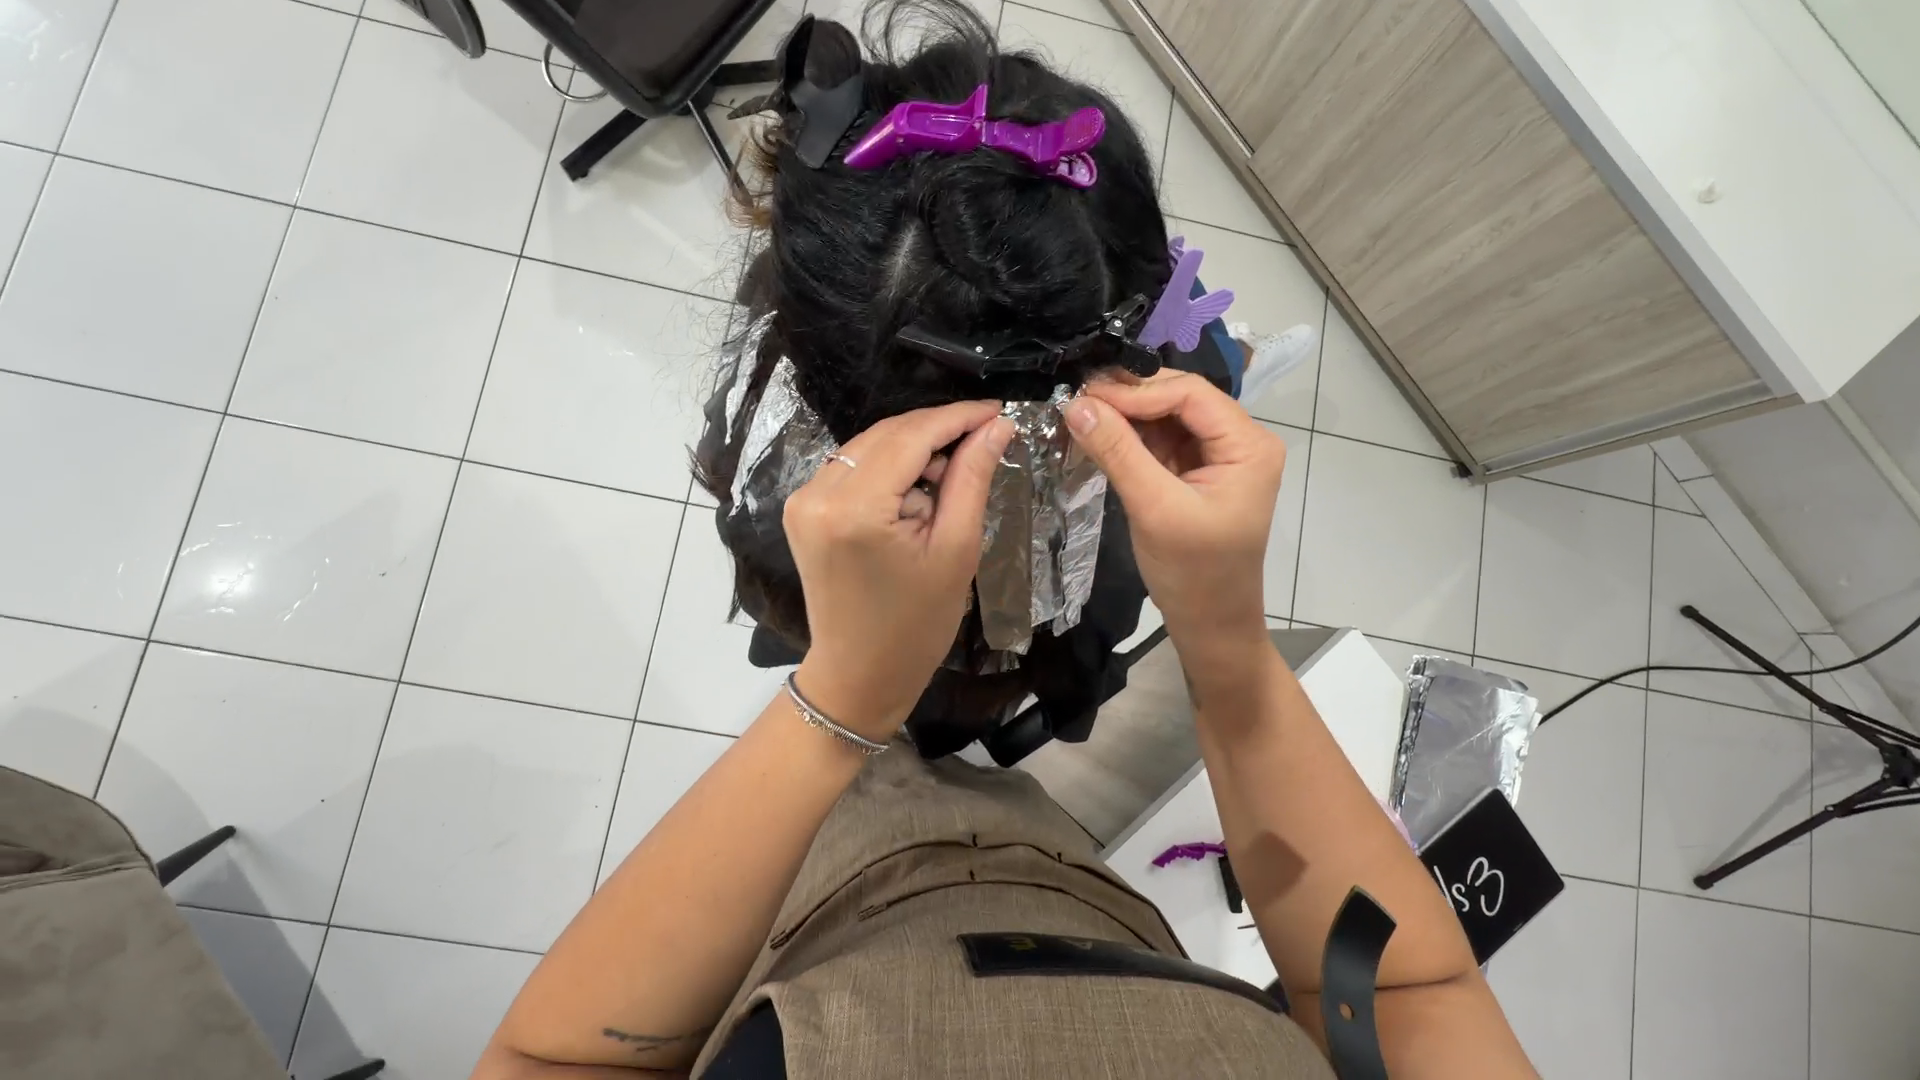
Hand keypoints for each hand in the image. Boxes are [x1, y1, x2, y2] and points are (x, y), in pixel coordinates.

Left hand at [784, 401, 1014, 740]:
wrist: (859, 674)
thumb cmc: (917, 625)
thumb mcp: (956, 551)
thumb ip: (972, 479)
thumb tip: (997, 426)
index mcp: (855, 508)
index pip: (911, 435)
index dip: (958, 417)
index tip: (998, 410)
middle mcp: (818, 493)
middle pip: (887, 434)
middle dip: (937, 433)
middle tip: (983, 444)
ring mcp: (803, 500)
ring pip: (869, 446)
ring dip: (913, 451)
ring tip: (950, 481)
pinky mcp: (802, 509)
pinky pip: (852, 468)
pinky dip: (888, 469)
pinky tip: (916, 494)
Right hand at [1063, 372, 1285, 662]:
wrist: (1211, 624)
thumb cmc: (1194, 572)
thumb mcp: (1155, 509)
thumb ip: (1118, 452)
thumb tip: (1075, 404)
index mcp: (1248, 445)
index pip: (1190, 393)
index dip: (1137, 389)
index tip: (1085, 397)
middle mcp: (1238, 441)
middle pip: (1179, 398)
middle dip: (1129, 397)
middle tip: (1077, 399)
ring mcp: (1216, 456)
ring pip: (1166, 417)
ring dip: (1124, 415)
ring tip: (1079, 413)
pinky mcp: (1194, 472)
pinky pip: (1159, 441)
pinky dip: (1128, 436)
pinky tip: (1097, 433)